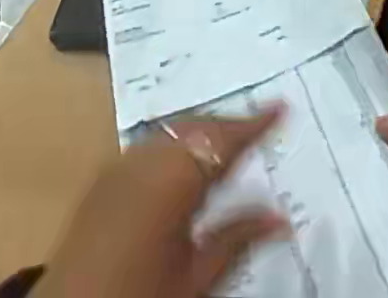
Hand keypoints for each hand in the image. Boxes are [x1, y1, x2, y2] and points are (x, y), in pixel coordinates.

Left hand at [31, 110, 289, 297]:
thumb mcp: (195, 277)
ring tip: (233, 143)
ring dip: (203, 131)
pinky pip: (151, 142)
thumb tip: (280, 218)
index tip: (280, 107)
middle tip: (262, 126)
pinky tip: (190, 161)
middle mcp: (143, 159)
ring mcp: (120, 163)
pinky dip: (177, 142)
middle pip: (195, 126)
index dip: (254, 123)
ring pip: (172, 130)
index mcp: (170, 181)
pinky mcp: (106, 174)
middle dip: (229, 124)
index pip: (221, 139)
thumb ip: (237, 238)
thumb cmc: (139, 296)